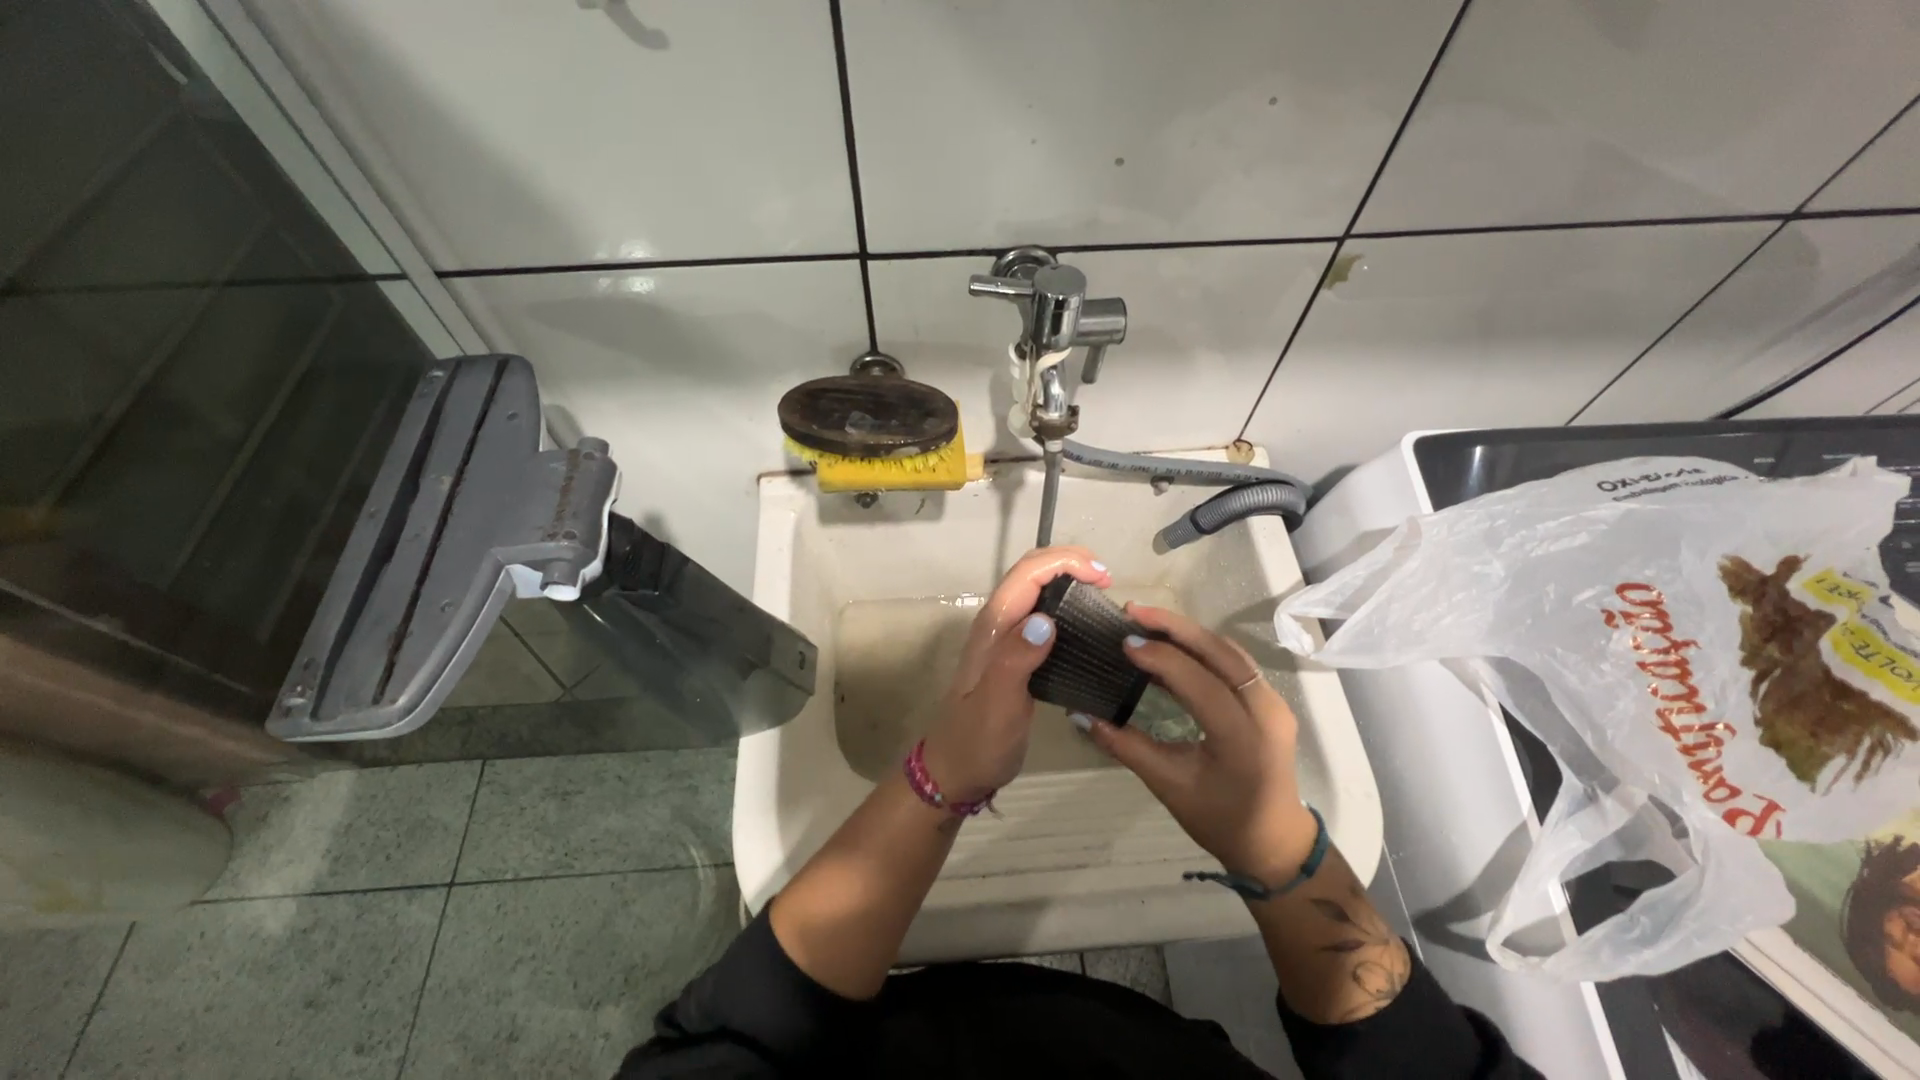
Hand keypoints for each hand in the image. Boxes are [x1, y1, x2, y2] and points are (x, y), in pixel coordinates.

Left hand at [919, 547, 1111, 800]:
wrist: (955, 772)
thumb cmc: (977, 741)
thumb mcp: (997, 705)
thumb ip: (1016, 660)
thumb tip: (1045, 620)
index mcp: (993, 628)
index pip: (1027, 574)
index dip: (1064, 562)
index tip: (1103, 576)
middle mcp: (998, 625)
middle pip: (1030, 574)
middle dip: (1068, 562)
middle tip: (1107, 579)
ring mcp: (1005, 641)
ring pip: (1035, 592)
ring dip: (1067, 581)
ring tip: (1103, 595)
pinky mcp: (1015, 658)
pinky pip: (1040, 617)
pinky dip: (1065, 608)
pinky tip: (1085, 625)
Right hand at [1085, 604, 1317, 883]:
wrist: (1274, 843)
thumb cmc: (1221, 819)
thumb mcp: (1170, 786)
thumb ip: (1126, 746)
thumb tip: (1081, 715)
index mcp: (1242, 735)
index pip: (1199, 681)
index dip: (1160, 657)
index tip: (1123, 642)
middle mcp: (1265, 709)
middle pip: (1220, 652)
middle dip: (1174, 626)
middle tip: (1132, 611)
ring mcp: (1272, 702)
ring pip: (1228, 652)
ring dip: (1188, 633)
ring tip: (1146, 621)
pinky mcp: (1268, 702)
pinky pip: (1234, 664)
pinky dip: (1202, 649)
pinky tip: (1172, 646)